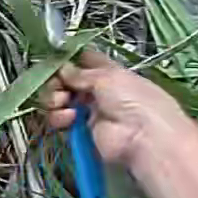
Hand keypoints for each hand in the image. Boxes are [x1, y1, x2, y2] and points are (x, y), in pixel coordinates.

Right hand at [40, 49, 194, 169]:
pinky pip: (60, 120)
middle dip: (57, 80)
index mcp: (109, 72)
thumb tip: (62, 69)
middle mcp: (98, 90)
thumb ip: (81, 73)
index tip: (55, 60)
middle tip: (58, 86)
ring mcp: (88, 110)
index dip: (70, 59)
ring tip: (61, 101)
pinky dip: (59, 116)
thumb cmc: (132, 99)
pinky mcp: (80, 130)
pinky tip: (69, 117)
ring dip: (54, 98)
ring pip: (59, 99)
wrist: (143, 138)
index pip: (86, 60)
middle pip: (67, 80)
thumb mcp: (108, 77)